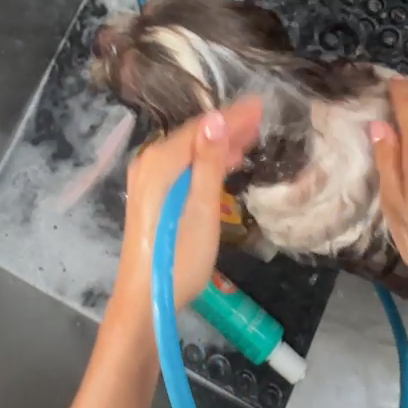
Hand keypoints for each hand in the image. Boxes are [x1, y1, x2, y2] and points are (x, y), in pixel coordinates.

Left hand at [114, 98, 263, 314]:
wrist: (146, 301)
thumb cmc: (179, 258)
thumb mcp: (202, 209)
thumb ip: (209, 162)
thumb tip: (217, 118)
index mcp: (161, 162)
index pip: (202, 128)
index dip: (232, 116)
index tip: (261, 105)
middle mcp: (149, 163)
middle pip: (193, 137)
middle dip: (227, 127)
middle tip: (262, 119)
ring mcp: (147, 180)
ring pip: (188, 151)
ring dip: (218, 144)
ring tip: (250, 137)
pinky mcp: (151, 196)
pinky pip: (182, 167)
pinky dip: (204, 161)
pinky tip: (223, 163)